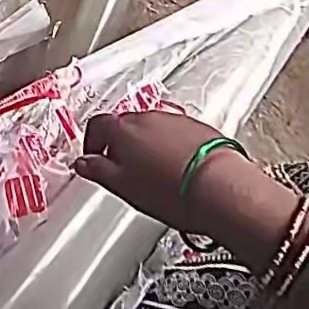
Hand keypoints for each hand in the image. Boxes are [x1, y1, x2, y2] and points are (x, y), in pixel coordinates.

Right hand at [74, 111, 267, 234]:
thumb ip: (98, 171)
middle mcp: (145, 117)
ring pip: (152, 130)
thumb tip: (83, 163)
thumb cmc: (174, 191)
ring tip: (157, 176)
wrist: (224, 191)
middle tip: (126, 171)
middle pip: (124, 126)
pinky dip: (174, 148)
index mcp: (120, 128)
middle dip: (122, 146)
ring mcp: (173, 120)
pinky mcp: (199, 128)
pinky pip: (177, 134)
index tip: (94, 158)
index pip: (96, 126)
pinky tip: (180, 171)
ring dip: (149, 147)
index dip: (92, 143)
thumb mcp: (123, 187)